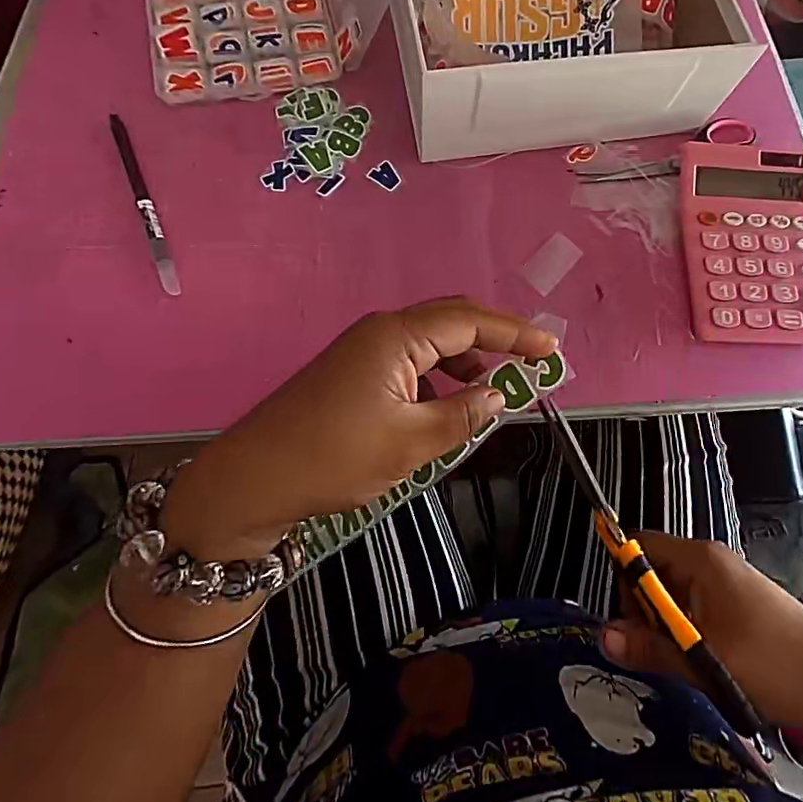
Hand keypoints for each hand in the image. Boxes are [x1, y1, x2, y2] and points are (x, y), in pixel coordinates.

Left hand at [160, 298, 556, 559]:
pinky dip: (440, 373)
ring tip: (494, 387)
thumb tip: (500, 396)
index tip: (551, 348)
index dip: (516, 334)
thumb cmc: (334, 458)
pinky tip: (448, 400)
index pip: (470, 322)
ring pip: (431, 340)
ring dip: (467, 358)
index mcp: (397, 336)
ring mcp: (364, 349)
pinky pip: (411, 359)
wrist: (251, 481)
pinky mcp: (354, 370)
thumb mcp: (411, 443)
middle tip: (530, 359)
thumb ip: (464, 415)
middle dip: (494, 337)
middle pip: (452, 319)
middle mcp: (381, 331)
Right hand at [597, 532, 802, 734]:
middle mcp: (711, 561)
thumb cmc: (772, 663)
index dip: (623, 574)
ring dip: (667, 626)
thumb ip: (650, 647)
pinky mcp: (737, 604)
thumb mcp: (704, 660)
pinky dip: (687, 632)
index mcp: (701, 558)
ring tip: (684, 660)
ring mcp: (726, 582)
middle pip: (654, 570)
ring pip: (674, 594)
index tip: (624, 617)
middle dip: (644, 608)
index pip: (641, 543)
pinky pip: (695, 608)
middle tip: (656, 648)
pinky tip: (702, 661)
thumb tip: (603, 636)